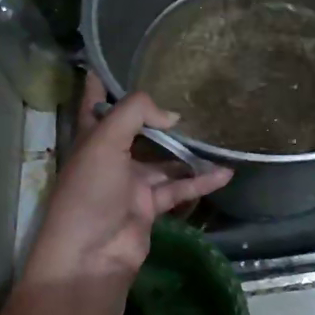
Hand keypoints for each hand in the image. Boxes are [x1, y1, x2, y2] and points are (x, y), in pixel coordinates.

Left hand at [25, 74, 233, 284]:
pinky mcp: (148, 207)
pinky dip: (200, 181)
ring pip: (163, 160)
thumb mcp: (105, 140)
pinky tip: (225, 172)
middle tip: (187, 93)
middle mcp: (109, 156)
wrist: (90, 255)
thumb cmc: (89, 190)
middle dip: (156, 115)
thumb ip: (135, 113)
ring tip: (216, 132)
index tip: (116, 60)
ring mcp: (129, 183)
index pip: (95, 101)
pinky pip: (178, 189)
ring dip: (186, 150)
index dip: (102, 81)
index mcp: (91, 137)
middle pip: (135, 129)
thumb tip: (171, 115)